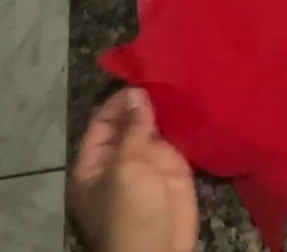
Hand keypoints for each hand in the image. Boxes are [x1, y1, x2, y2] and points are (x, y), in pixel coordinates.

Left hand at [68, 88, 199, 251]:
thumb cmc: (128, 214)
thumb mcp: (124, 170)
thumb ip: (132, 130)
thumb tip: (137, 92)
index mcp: (94, 166)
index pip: (102, 124)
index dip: (118, 102)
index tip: (140, 78)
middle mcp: (119, 160)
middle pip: (128, 123)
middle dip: (143, 101)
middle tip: (164, 72)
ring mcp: (147, 163)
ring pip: (154, 128)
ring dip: (164, 108)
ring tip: (180, 79)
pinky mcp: (173, 167)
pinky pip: (176, 138)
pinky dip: (183, 120)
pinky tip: (192, 100)